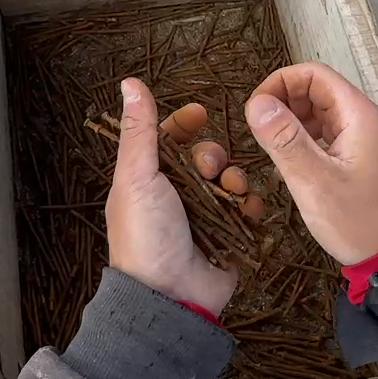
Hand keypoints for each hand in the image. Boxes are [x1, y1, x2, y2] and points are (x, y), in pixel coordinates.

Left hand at [106, 77, 238, 315]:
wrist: (170, 296)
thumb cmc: (145, 234)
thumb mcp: (137, 176)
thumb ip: (139, 130)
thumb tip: (128, 82)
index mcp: (148, 179)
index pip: (168, 140)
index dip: (183, 125)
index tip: (199, 114)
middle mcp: (176, 195)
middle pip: (204, 156)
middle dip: (211, 155)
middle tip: (208, 167)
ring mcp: (204, 216)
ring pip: (229, 179)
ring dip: (234, 178)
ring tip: (230, 190)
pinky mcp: (229, 235)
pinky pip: (247, 208)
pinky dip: (249, 205)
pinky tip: (245, 208)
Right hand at [246, 63, 377, 265]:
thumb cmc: (359, 222)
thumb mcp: (315, 182)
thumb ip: (284, 140)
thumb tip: (256, 103)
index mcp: (358, 115)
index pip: (313, 74)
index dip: (280, 84)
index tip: (255, 111)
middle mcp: (367, 120)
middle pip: (319, 91)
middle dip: (285, 104)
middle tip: (259, 134)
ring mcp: (370, 141)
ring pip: (324, 115)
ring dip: (295, 124)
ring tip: (273, 152)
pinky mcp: (368, 161)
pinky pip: (333, 137)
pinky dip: (309, 142)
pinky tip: (295, 166)